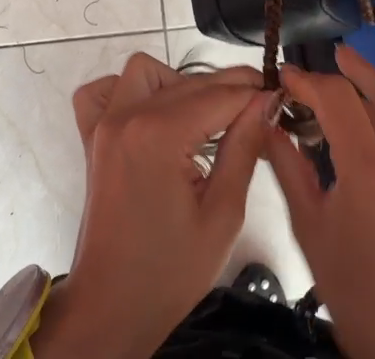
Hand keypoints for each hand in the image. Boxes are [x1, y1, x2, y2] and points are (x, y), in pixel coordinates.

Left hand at [30, 53, 272, 358]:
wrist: (113, 302)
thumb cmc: (172, 269)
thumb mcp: (223, 213)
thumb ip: (244, 147)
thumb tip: (266, 102)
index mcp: (160, 134)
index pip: (220, 95)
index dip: (256, 94)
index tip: (283, 98)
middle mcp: (127, 116)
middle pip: (190, 81)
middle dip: (229, 90)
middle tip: (261, 111)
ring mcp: (103, 124)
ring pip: (145, 72)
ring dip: (179, 84)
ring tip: (205, 119)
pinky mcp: (91, 137)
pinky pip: (103, 91)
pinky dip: (128, 92)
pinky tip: (153, 114)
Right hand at [265, 45, 374, 358]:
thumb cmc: (357, 295)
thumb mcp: (310, 230)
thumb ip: (287, 167)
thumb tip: (266, 121)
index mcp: (372, 177)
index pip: (336, 102)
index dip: (306, 82)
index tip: (284, 79)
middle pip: (366, 103)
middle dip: (330, 87)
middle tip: (302, 82)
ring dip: (372, 81)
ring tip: (345, 60)